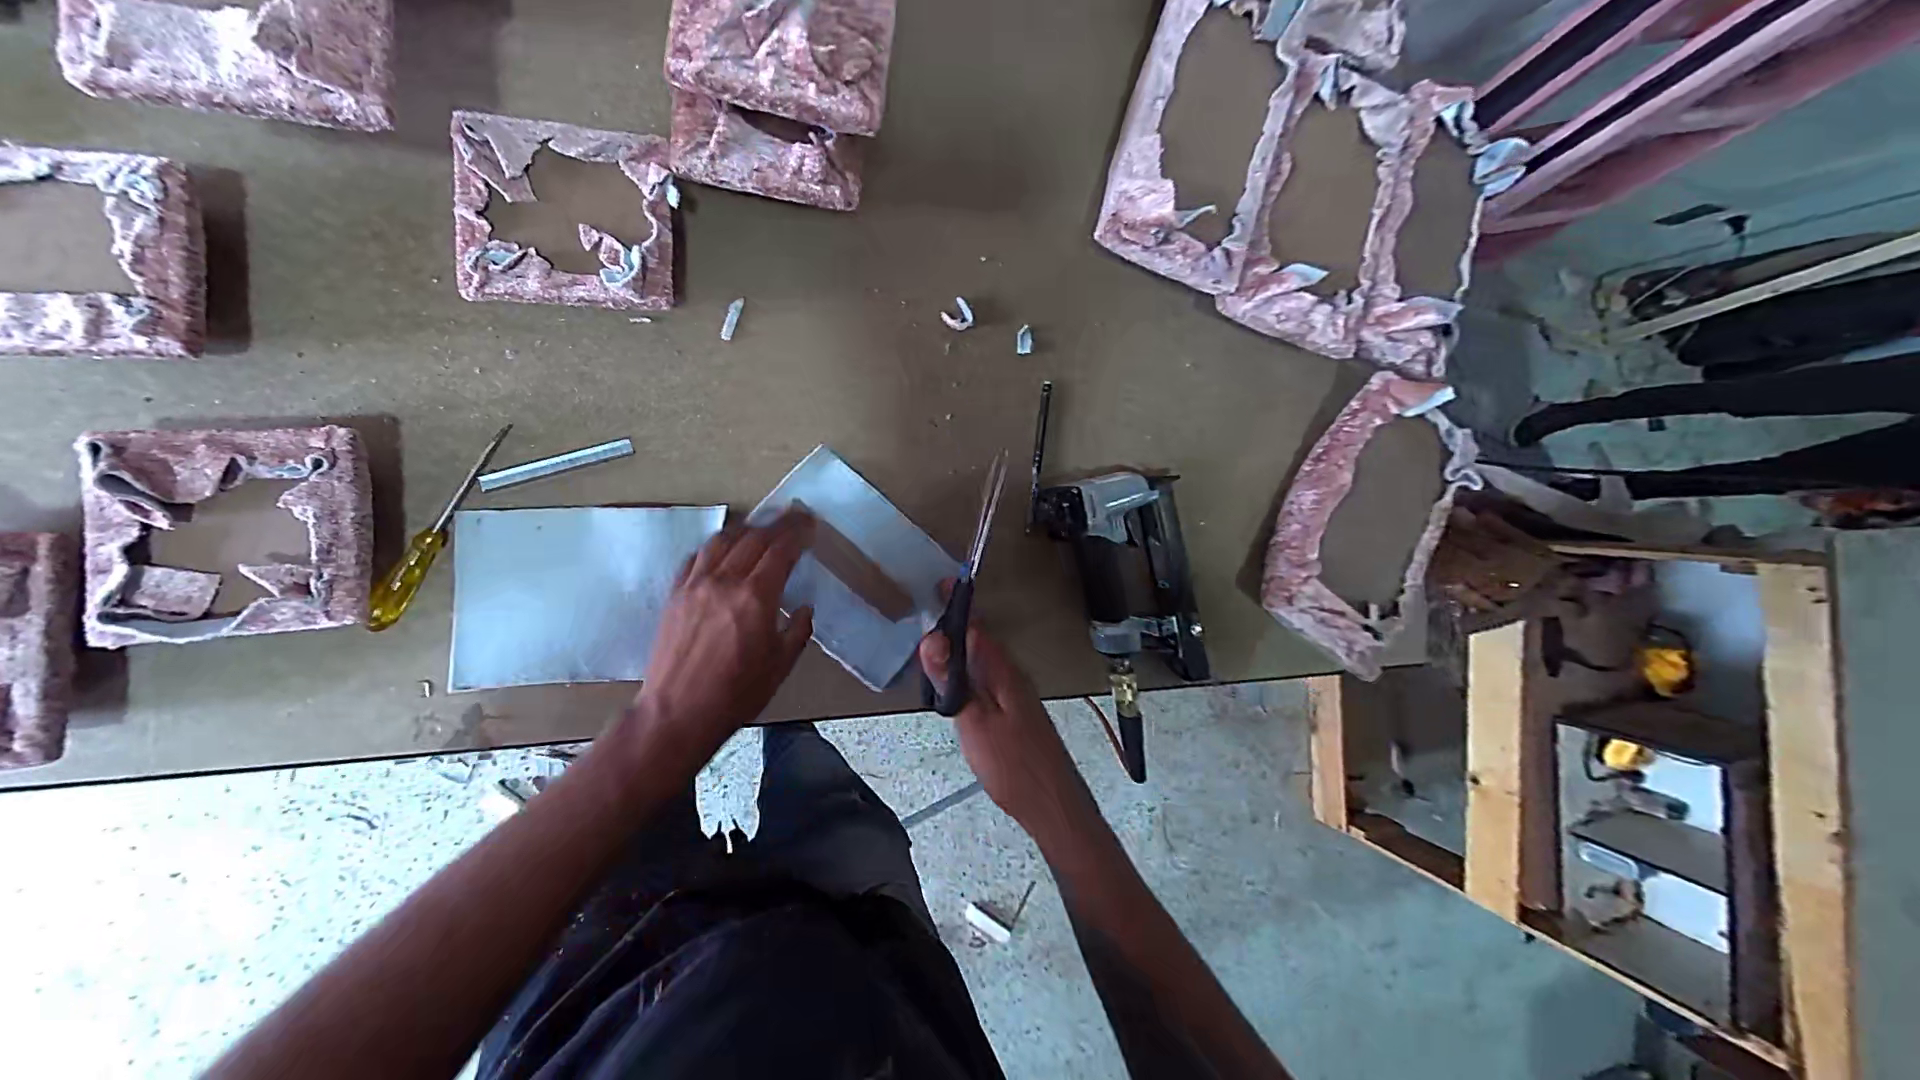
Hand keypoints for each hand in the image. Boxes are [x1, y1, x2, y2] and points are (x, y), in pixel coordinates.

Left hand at [627, 510, 815, 758]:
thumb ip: (797, 631)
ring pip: (722, 541)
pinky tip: (721, 549)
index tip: (809, 524)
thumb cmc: (736, 693)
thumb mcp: (780, 665)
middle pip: (754, 538)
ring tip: (759, 527)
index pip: (781, 551)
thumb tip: (804, 610)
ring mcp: (696, 586)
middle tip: (793, 517)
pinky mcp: (675, 595)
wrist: (678, 712)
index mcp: (756, 597)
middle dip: (777, 524)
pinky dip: (714, 546)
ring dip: (745, 529)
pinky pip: (696, 558)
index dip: (797, 533)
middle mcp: (725, 582)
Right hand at [919, 623, 1096, 840]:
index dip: (958, 607)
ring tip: (935, 647)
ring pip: (984, 662)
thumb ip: (952, 681)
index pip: (976, 629)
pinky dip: (969, 673)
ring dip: (961, 650)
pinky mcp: (1014, 714)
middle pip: (980, 642)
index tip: (940, 587)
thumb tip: (932, 639)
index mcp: (1002, 672)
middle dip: (956, 627)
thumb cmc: (1012, 764)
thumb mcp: (973, 721)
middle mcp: (1012, 677)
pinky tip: (956, 685)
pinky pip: (988, 680)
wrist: (1051, 802)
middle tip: (929, 618)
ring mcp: (1015, 696)